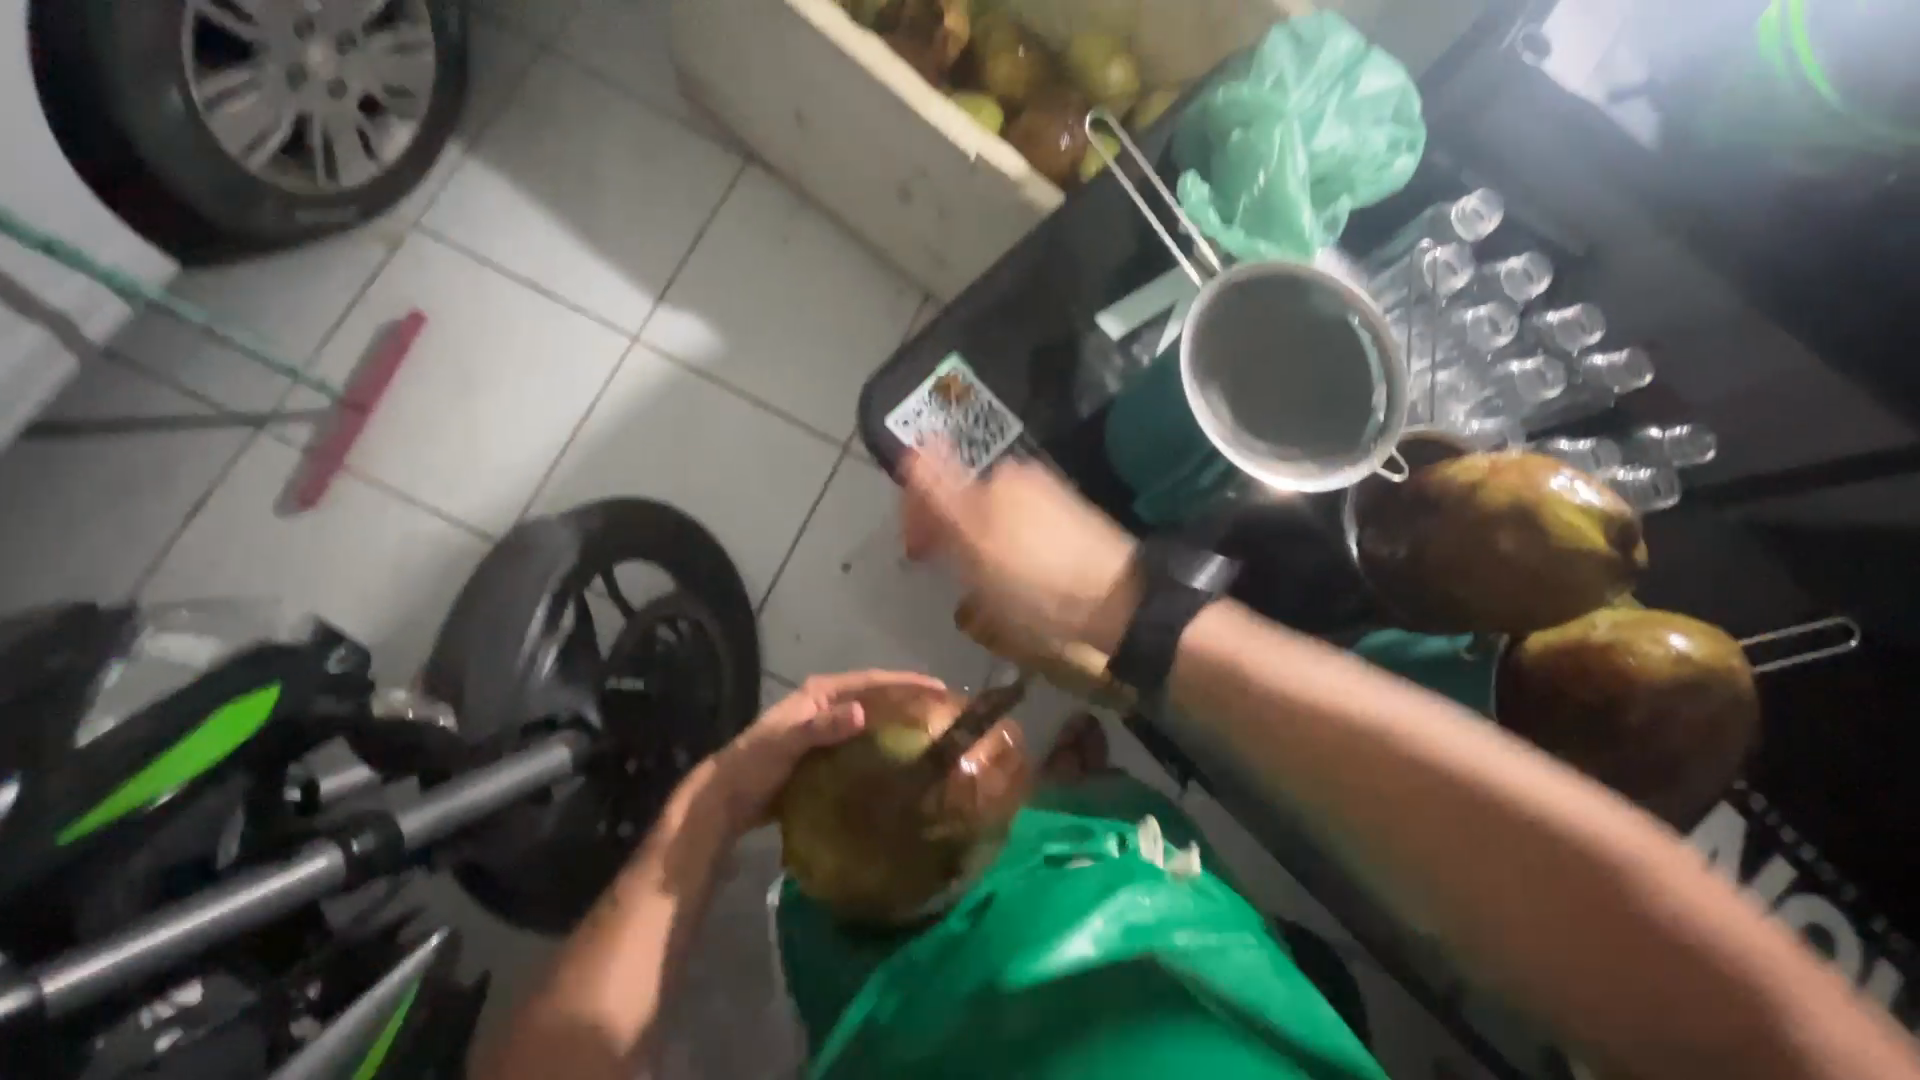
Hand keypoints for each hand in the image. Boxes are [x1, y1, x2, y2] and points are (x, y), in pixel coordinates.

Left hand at [704, 670, 946, 834]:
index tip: (939, 688)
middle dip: (908, 700)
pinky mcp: (826, 755)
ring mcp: (826, 731)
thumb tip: (864, 712)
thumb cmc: (754, 765)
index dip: (905, 683)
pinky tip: (902, 764)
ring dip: (898, 724)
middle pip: (876, 697)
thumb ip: (821, 726)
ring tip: (931, 735)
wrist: (726, 800)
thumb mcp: (785, 742)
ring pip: (871, 721)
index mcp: (819, 695)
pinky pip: (862, 745)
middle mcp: (826, 706)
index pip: (871, 681)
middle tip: (943, 711)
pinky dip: (883, 748)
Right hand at [901, 446, 1140, 653]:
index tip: (915, 556)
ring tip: (981, 585)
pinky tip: (1016, 580)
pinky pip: (1019, 530)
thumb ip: (939, 495)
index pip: (935, 480)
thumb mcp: (976, 543)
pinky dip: (1005, 551)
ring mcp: (1048, 497)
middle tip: (947, 574)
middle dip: (948, 533)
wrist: (1118, 600)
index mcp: (995, 477)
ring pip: (991, 518)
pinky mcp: (1069, 521)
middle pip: (964, 500)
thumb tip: (909, 451)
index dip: (917, 517)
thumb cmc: (1035, 580)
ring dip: (975, 546)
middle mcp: (1021, 477)